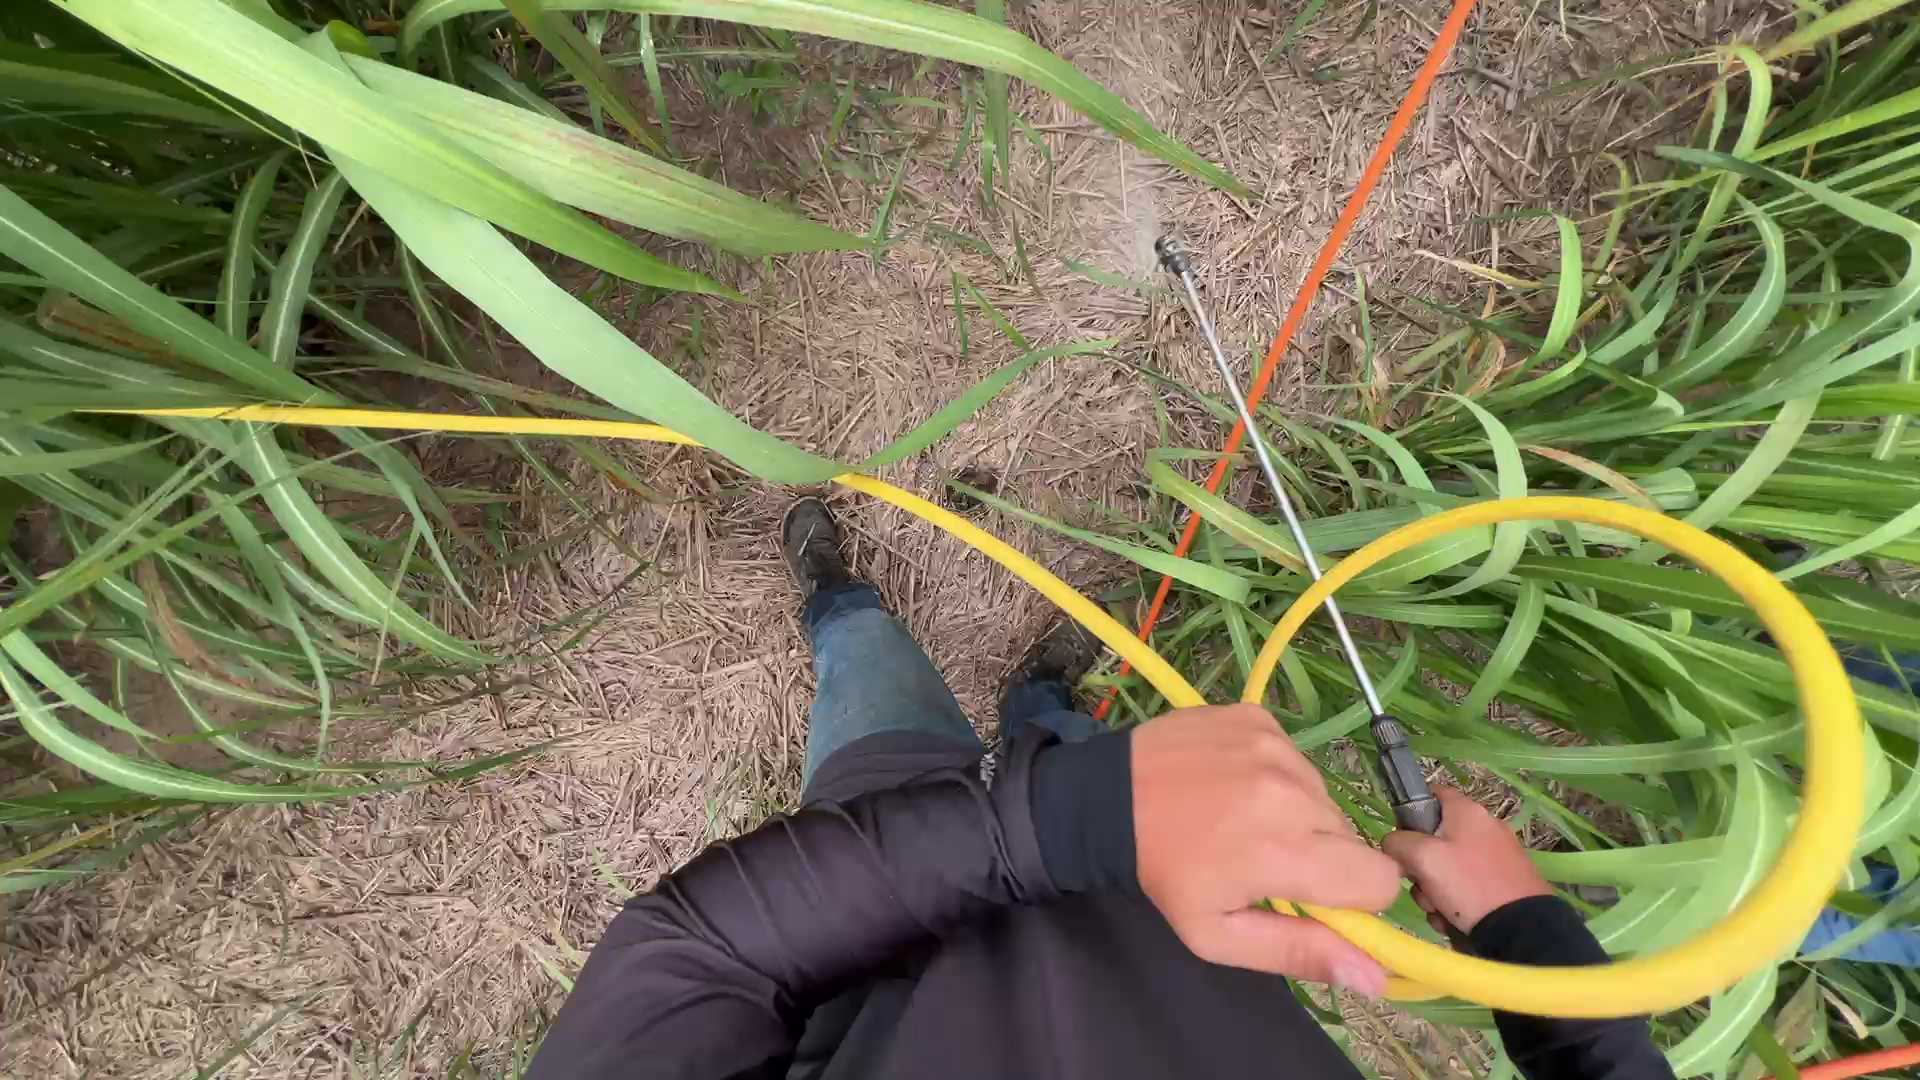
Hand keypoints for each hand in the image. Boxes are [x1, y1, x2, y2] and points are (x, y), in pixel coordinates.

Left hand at [1131, 705, 1401, 996]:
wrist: (1108, 795)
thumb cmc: (1163, 869)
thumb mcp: (1218, 934)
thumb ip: (1300, 952)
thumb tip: (1376, 975)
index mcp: (1288, 851)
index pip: (1381, 878)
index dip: (1354, 894)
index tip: (1314, 892)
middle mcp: (1292, 790)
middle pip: (1349, 834)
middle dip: (1318, 851)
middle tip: (1260, 850)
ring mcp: (1273, 745)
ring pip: (1321, 792)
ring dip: (1294, 808)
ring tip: (1239, 812)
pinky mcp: (1255, 716)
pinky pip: (1291, 753)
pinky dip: (1272, 770)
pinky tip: (1231, 779)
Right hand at [1381, 785, 1552, 934]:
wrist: (1526, 934)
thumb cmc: (1470, 884)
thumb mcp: (1420, 857)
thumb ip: (1396, 842)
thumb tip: (1394, 846)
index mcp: (1468, 811)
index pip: (1429, 792)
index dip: (1408, 811)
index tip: (1401, 837)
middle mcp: (1486, 828)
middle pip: (1435, 835)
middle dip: (1419, 862)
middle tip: (1420, 882)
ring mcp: (1499, 857)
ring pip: (1448, 864)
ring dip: (1434, 887)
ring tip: (1439, 909)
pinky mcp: (1508, 884)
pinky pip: (1467, 884)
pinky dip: (1456, 900)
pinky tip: (1454, 919)